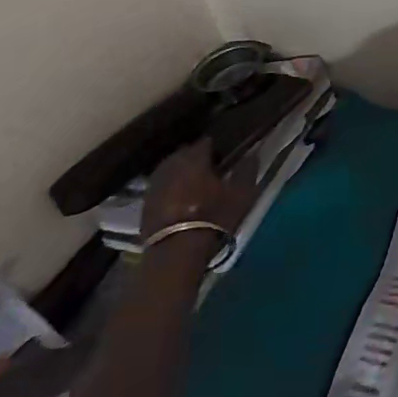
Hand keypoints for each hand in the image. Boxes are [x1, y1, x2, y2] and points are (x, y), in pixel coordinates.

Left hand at [140, 137, 261, 237]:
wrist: (175, 254)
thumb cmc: (213, 218)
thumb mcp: (240, 195)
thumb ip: (246, 172)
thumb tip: (252, 155)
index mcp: (195, 159)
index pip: (204, 143)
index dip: (214, 146)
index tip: (223, 154)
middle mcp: (172, 166)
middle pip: (183, 154)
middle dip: (194, 158)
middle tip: (208, 168)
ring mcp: (155, 185)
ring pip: (169, 170)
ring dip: (180, 173)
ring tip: (192, 184)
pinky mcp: (145, 205)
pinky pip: (160, 188)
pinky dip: (169, 189)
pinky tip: (178, 200)